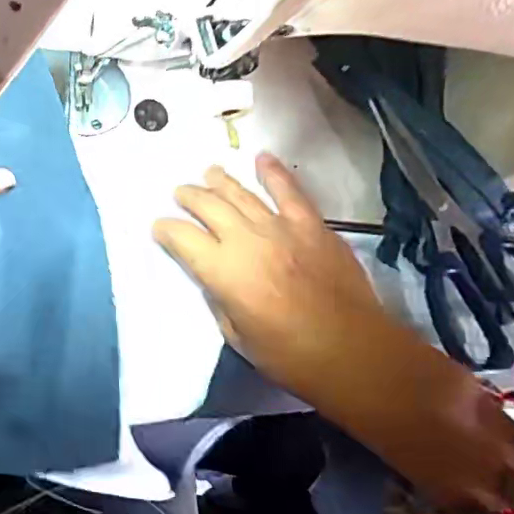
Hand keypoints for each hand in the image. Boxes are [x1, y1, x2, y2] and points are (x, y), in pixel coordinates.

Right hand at [153, 153, 412, 403]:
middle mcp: (247, 241)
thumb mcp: (233, 332)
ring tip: (207, 172)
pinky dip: (274, 173)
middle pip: (208, 206)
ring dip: (220, 181)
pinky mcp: (313, 228)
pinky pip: (290, 193)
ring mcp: (282, 229)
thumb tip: (212, 274)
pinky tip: (261, 158)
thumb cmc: (287, 354)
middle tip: (179, 194)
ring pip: (242, 195)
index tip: (159, 228)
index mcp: (222, 271)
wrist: (355, 353)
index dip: (165, 230)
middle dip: (188, 197)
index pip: (180, 237)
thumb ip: (218, 296)